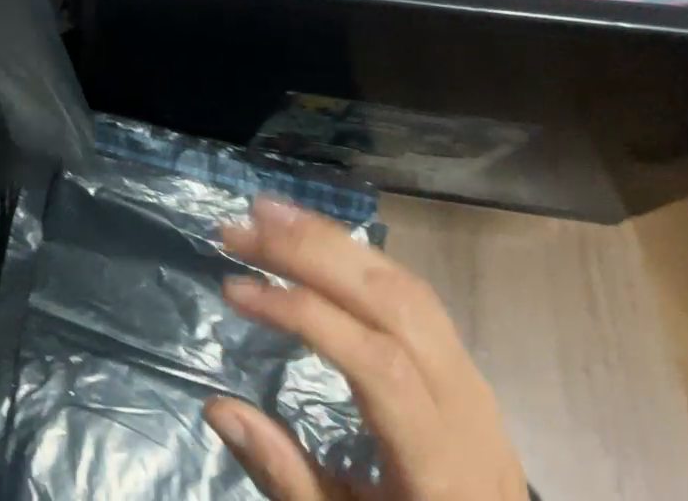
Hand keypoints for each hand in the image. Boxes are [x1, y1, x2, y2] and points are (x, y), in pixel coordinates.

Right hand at [205, 197, 528, 500]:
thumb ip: (284, 474)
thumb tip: (217, 405)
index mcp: (440, 459)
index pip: (375, 362)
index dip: (302, 315)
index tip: (233, 290)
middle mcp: (465, 404)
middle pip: (394, 304)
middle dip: (311, 254)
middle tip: (239, 230)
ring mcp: (470, 377)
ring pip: (406, 286)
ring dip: (332, 242)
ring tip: (267, 213)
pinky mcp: (461, 363)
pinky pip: (413, 292)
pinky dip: (357, 255)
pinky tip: (314, 239)